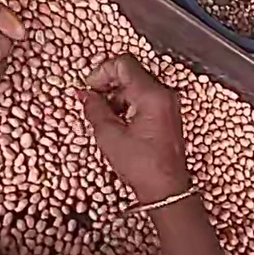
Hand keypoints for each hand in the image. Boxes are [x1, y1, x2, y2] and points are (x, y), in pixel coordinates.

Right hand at [78, 54, 192, 202]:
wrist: (166, 190)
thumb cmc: (142, 166)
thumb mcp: (109, 136)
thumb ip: (95, 109)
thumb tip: (85, 95)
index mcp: (152, 95)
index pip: (124, 64)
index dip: (101, 72)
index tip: (89, 87)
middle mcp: (164, 95)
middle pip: (131, 73)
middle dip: (108, 85)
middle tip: (92, 102)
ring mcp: (168, 105)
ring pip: (137, 86)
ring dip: (117, 96)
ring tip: (104, 118)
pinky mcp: (167, 115)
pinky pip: (145, 99)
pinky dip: (128, 105)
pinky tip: (117, 123)